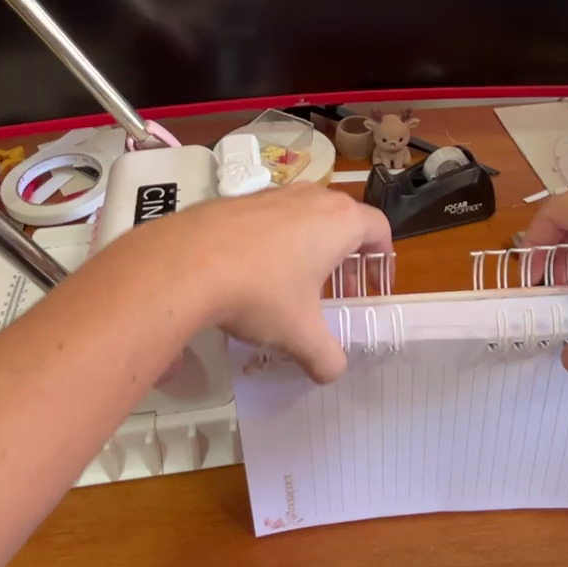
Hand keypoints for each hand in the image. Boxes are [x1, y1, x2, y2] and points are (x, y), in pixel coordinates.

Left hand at [91, 186, 391, 381]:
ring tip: (296, 285)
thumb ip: (326, 357)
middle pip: (341, 220)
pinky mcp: (236, 200)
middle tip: (338, 291)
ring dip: (308, 247)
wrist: (185, 263)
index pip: (377, 227)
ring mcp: (271, 194)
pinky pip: (268, 219)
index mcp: (339, 221)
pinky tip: (253, 275)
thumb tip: (332, 372)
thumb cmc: (260, 292)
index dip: (382, 256)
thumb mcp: (300, 335)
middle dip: (344, 256)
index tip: (373, 282)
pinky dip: (273, 242)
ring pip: (303, 216)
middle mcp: (310, 198)